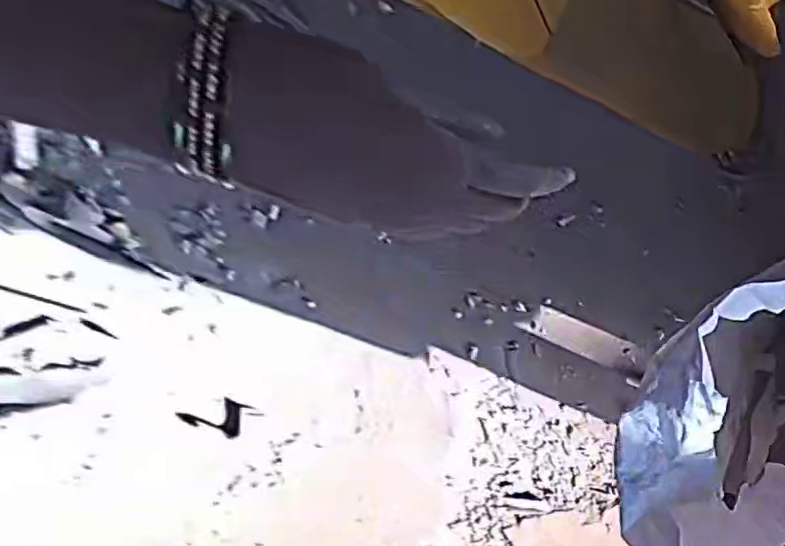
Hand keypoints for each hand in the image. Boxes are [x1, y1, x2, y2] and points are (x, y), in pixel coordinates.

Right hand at [224, 21, 574, 238]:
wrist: (220, 108)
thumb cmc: (307, 78)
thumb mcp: (386, 86)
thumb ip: (444, 118)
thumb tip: (487, 133)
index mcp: (447, 168)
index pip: (514, 181)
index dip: (543, 178)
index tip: (563, 175)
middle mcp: (436, 207)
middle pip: (495, 211)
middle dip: (516, 197)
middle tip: (526, 182)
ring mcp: (406, 222)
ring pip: (465, 224)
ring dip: (485, 210)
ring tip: (492, 191)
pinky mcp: (375, 225)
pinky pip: (432, 227)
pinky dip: (452, 216)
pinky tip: (448, 202)